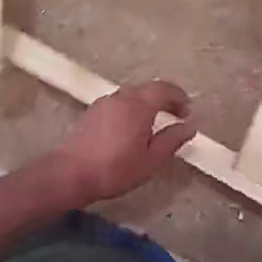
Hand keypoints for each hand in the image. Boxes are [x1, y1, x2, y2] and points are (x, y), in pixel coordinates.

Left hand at [51, 81, 198, 202]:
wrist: (72, 173)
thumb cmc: (115, 169)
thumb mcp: (151, 160)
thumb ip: (172, 140)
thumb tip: (189, 126)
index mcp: (138, 105)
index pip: (164, 88)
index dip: (179, 96)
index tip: (188, 111)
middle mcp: (121, 97)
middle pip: (147, 88)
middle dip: (165, 99)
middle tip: (176, 115)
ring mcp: (104, 102)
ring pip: (132, 94)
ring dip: (147, 102)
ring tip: (156, 123)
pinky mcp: (93, 111)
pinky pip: (119, 102)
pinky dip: (132, 107)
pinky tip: (133, 127)